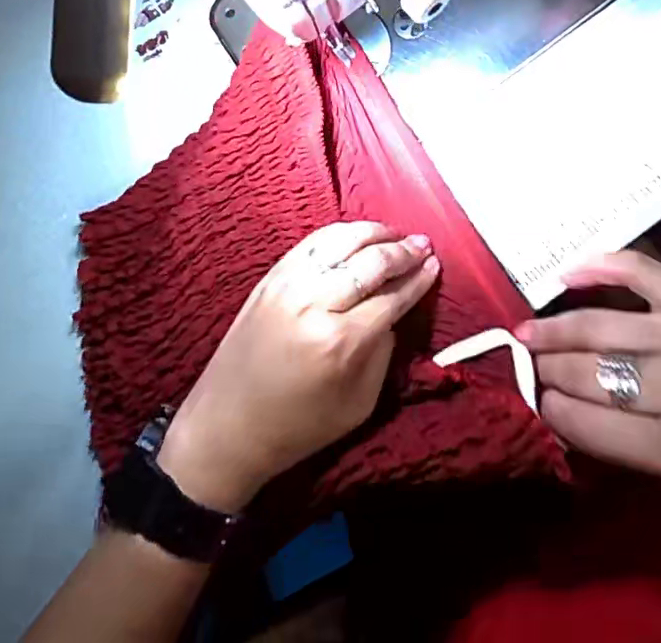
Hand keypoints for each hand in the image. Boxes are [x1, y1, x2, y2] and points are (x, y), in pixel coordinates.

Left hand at [156, 222, 440, 512]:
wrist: (225, 428)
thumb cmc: (298, 427)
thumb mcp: (359, 405)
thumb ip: (383, 352)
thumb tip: (395, 311)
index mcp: (340, 342)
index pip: (392, 296)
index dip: (419, 278)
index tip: (436, 264)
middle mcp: (315, 304)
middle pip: (371, 261)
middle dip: (404, 250)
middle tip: (424, 245)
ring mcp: (288, 286)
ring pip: (341, 240)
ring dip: (375, 232)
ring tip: (395, 234)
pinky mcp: (270, 279)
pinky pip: (312, 243)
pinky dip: (340, 233)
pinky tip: (357, 236)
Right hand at [517, 251, 660, 525]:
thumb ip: (658, 453)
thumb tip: (596, 423)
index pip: (589, 426)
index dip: (550, 415)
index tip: (528, 407)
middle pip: (586, 373)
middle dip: (541, 372)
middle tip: (513, 368)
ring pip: (597, 326)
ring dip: (552, 329)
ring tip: (520, 333)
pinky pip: (640, 273)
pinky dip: (602, 267)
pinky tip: (571, 272)